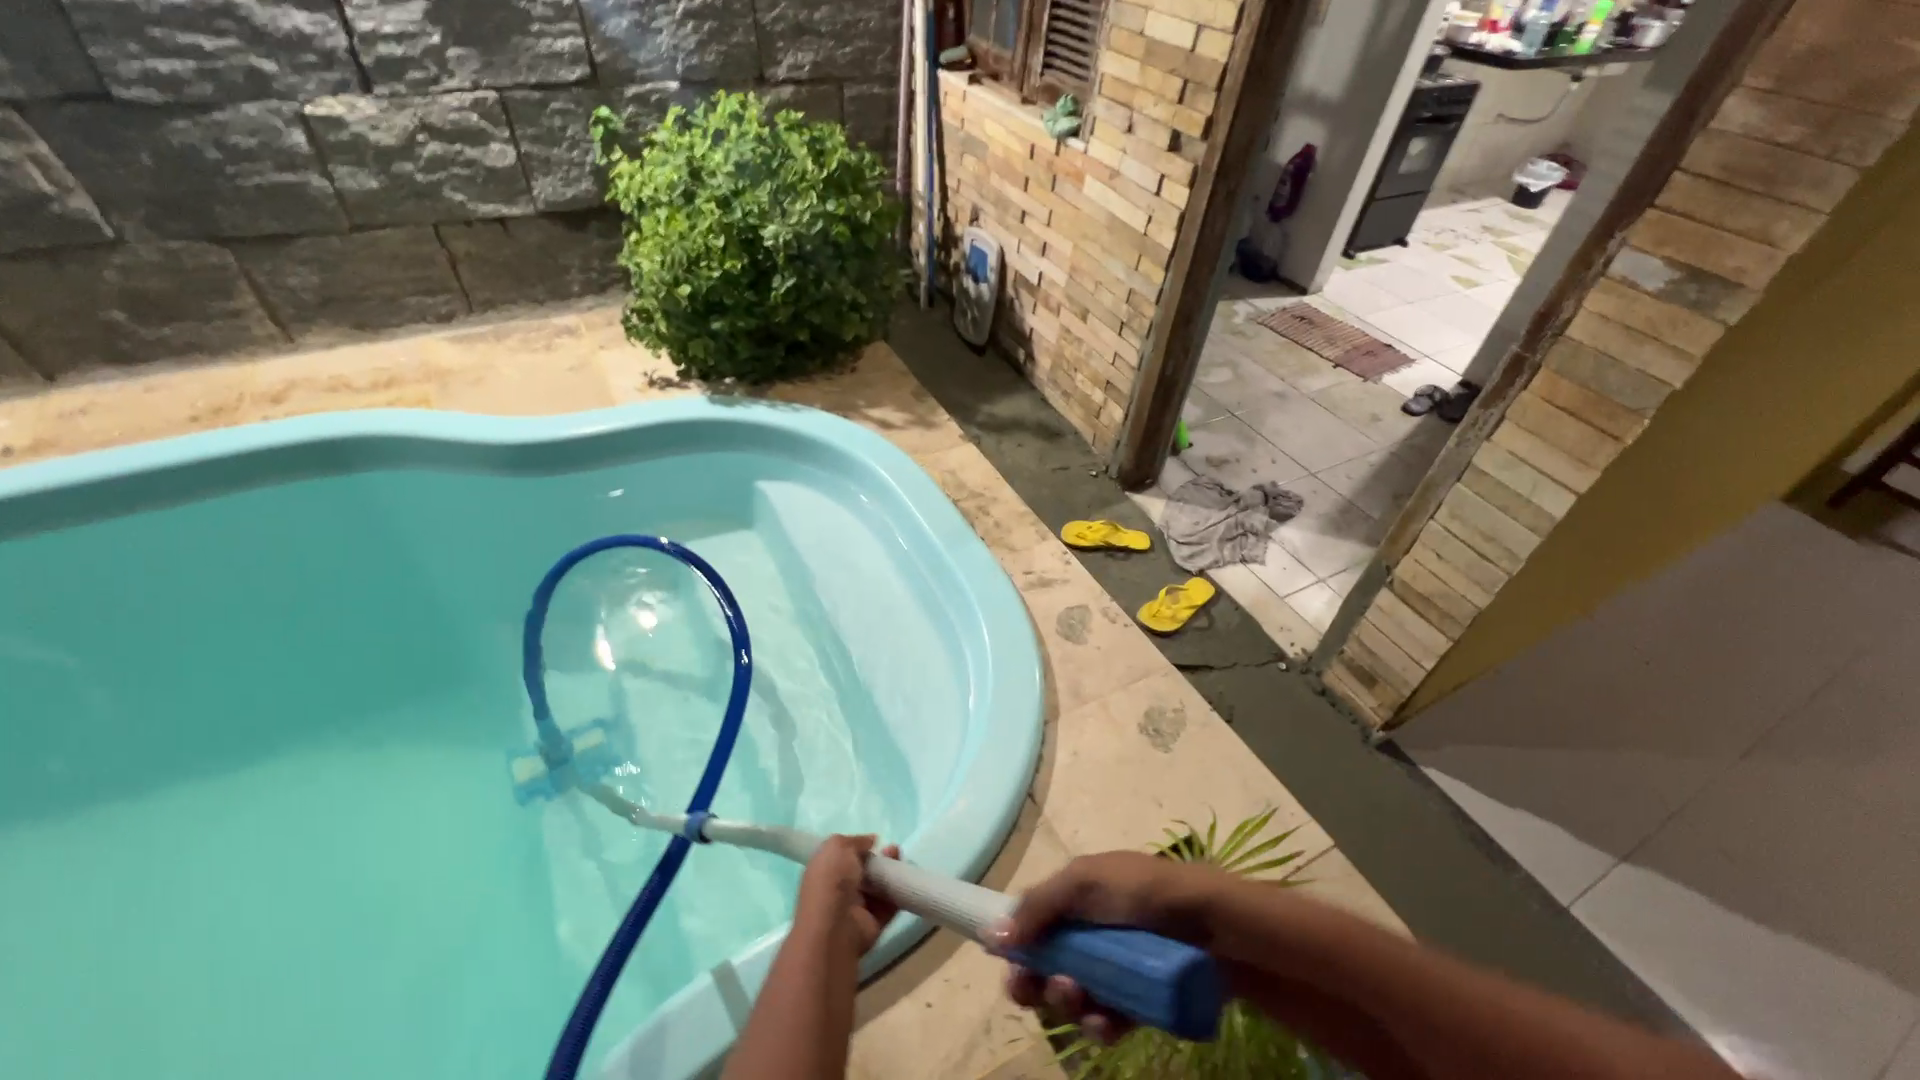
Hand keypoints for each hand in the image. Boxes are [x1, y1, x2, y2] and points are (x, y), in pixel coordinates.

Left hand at [796, 834, 900, 955]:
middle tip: (892, 850)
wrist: (836, 925)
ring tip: (900, 860)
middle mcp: (839, 889)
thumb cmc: (831, 881)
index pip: (843, 857)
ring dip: (890, 873)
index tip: (875, 842)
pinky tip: (907, 879)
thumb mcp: (837, 847)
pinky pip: (889, 905)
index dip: (859, 848)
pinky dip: (898, 893)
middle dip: (879, 859)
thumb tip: (871, 840)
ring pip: (878, 887)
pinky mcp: (873, 923)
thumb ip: (856, 841)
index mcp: (825, 871)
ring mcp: (856, 908)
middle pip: (864, 871)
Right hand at [989, 852, 1228, 1044]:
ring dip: (1065, 1003)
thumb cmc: (1146, 893)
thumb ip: (1038, 907)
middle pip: (1047, 967)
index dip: (1017, 948)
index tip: (1008, 967)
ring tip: (1077, 996)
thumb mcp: (1085, 882)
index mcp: (1078, 897)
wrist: (1217, 926)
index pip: (1035, 925)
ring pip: (1074, 998)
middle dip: (1034, 982)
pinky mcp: (1141, 1002)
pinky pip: (1109, 1021)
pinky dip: (1102, 1024)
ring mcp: (1117, 970)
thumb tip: (991, 937)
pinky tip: (1106, 1022)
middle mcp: (1093, 933)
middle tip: (1031, 990)